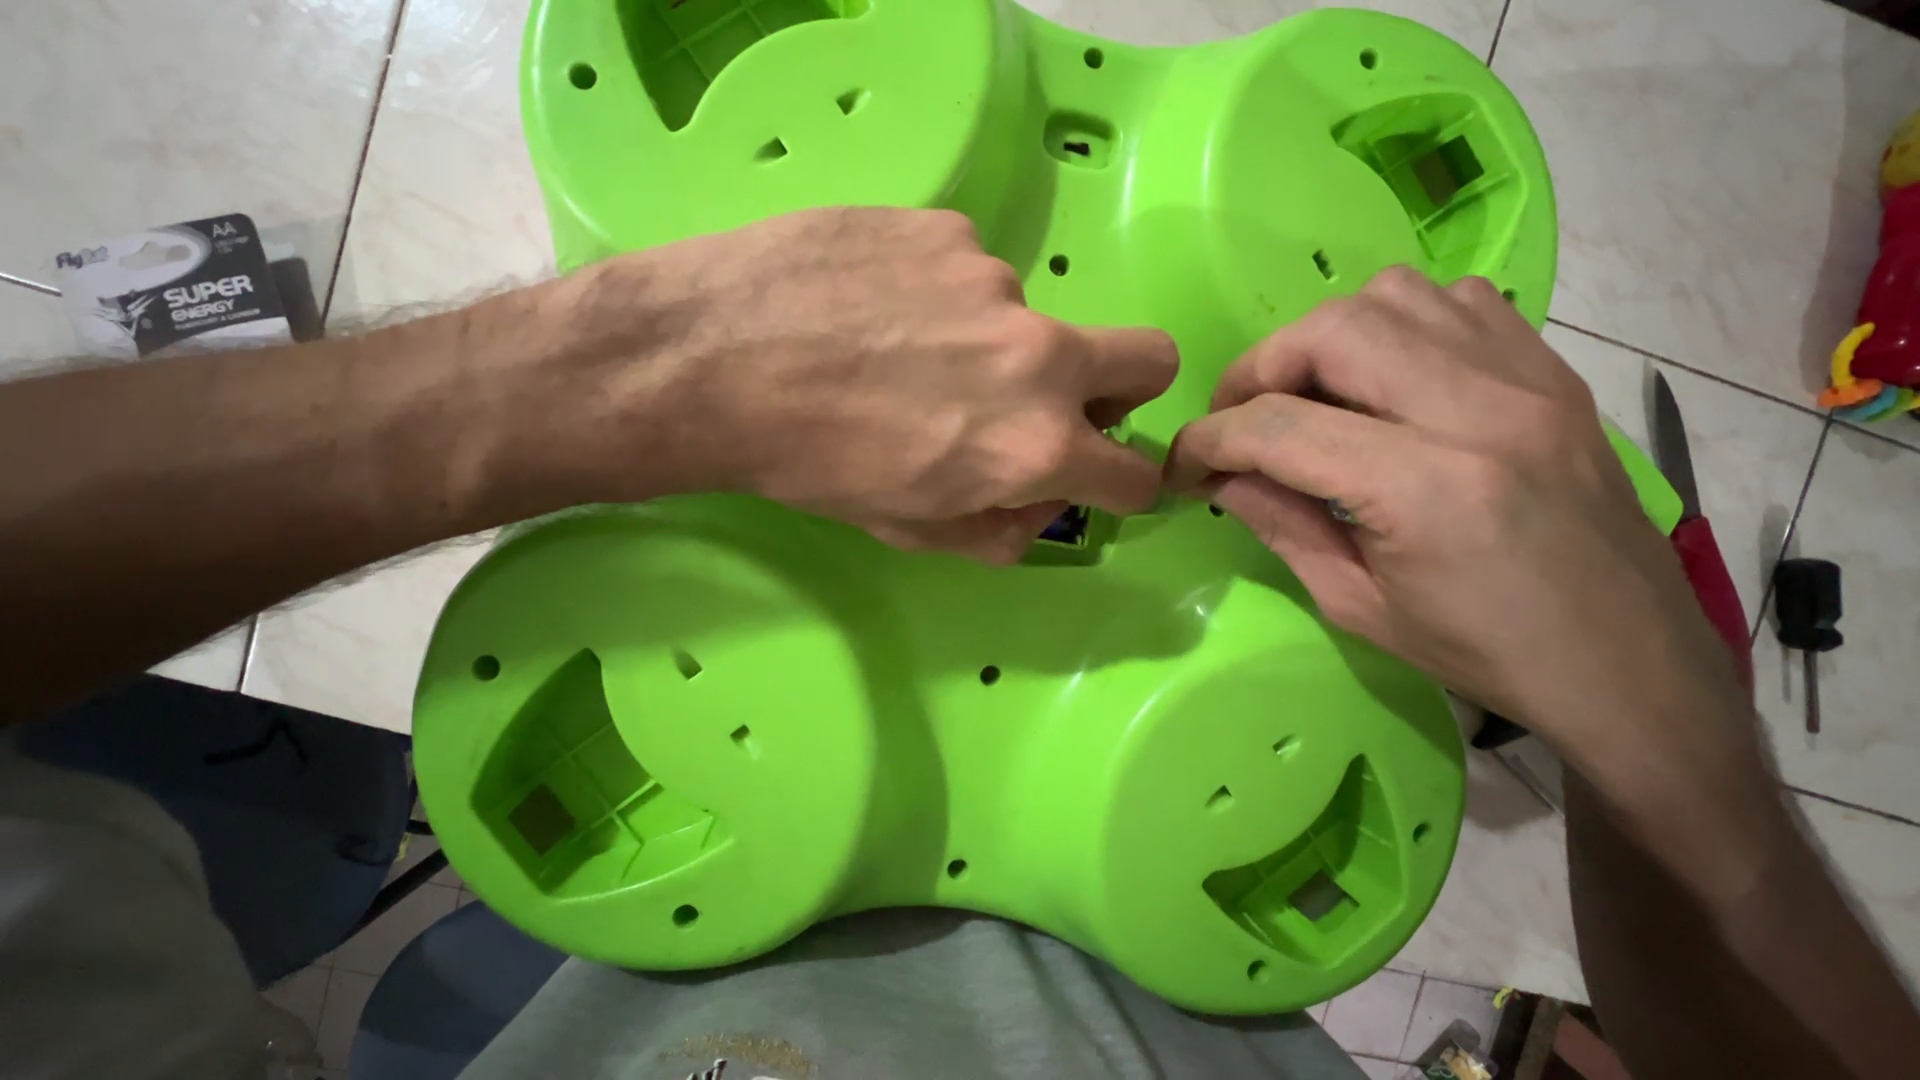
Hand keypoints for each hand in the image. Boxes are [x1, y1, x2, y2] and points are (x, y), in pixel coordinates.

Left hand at [551, 207, 1176, 562]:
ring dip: (990, 342)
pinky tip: (871, 306)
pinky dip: (938, 295)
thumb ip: (997, 528)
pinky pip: (968, 270)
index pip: (1133, 473)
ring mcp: (994, 278)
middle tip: (1040, 403)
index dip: (1121, 484)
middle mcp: (1038, 353)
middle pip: (1147, 360)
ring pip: (1029, 317)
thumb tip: (1037, 508)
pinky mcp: (945, 225)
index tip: (1096, 476)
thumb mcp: (909, 527)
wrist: (710, 361)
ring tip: (897, 352)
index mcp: (1035, 444)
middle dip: (1119, 391)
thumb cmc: (810, 465)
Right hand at [1164, 268, 1750, 774]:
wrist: (1628, 663)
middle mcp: (1478, 412)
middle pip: (1331, 332)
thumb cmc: (1482, 651)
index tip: (1183, 465)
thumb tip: (1218, 473)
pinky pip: (1457, 300)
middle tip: (1241, 420)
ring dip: (1327, 337)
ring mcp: (1527, 381)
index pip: (1279, 427)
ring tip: (1312, 394)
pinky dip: (1398, 325)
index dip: (1209, 440)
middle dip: (1259, 369)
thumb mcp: (1356, 604)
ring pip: (1393, 296)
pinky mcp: (1554, 373)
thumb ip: (1278, 523)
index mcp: (1425, 490)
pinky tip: (1388, 379)